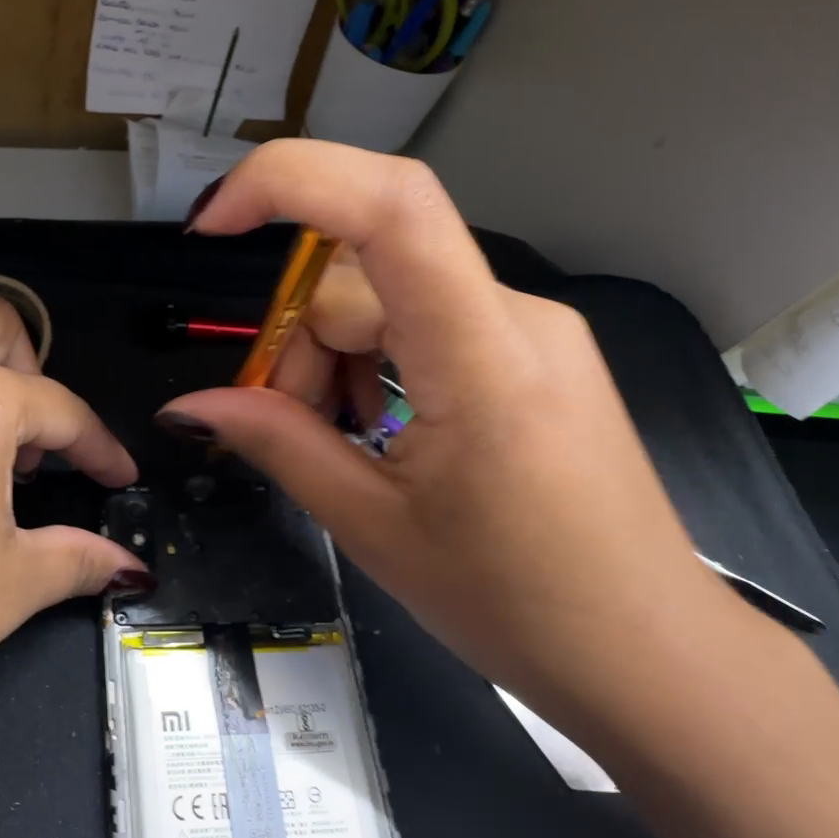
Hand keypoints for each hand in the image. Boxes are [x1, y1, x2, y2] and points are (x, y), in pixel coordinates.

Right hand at [163, 139, 732, 714]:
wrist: (650, 655)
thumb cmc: (517, 604)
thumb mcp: (372, 527)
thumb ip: (277, 444)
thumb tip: (188, 407)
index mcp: (486, 357)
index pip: (392, 207)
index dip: (289, 182)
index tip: (211, 223)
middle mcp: (518, 316)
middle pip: (363, 272)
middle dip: (296, 337)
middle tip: (278, 423)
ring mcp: (531, 329)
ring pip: (387, 298)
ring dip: (330, 355)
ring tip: (334, 441)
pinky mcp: (532, 351)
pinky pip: (423, 321)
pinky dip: (372, 360)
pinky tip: (374, 427)